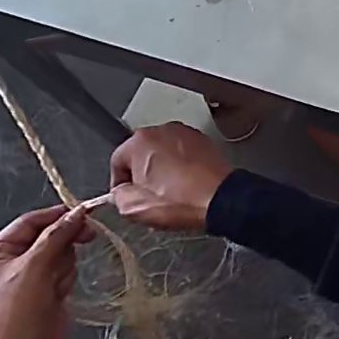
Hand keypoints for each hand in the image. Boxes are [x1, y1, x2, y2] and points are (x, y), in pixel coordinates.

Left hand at [0, 204, 92, 338]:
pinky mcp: (39, 293)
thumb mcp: (33, 270)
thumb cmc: (15, 318)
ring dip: (63, 268)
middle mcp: (3, 265)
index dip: (57, 216)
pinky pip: (61, 273)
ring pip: (58, 255)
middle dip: (61, 248)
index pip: (28, 222)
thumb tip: (78, 212)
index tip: (86, 213)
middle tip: (83, 242)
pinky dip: (63, 281)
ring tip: (54, 287)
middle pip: (46, 237)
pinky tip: (56, 296)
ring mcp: (22, 280)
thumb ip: (57, 236)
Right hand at [109, 123, 230, 231]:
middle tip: (148, 195)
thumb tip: (120, 192)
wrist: (220, 199)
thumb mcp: (134, 208)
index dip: (119, 182)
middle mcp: (163, 130)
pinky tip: (185, 183)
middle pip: (141, 153)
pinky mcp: (204, 141)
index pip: (118, 161)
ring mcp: (186, 133)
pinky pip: (183, 153)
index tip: (125, 195)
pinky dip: (182, 165)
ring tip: (169, 191)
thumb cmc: (181, 201)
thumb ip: (118, 196)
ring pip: (163, 152)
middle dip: (142, 173)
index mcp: (140, 141)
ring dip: (163, 168)